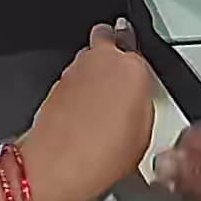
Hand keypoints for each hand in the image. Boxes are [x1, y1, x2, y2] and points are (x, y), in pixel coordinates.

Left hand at [19, 20, 157, 200]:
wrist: (60, 163)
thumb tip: (137, 103)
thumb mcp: (144, 134)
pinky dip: (77, 86)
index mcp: (131, 66)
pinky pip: (72, 76)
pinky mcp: (56, 81)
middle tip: (118, 74)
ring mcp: (75, 68)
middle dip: (111, 47)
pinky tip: (82, 111)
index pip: (138, 52)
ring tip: (99, 99)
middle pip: (106, 36)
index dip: (138, 68)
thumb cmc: (103, 153)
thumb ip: (142, 104)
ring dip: (92, 69)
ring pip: (86, 56)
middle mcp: (100, 59)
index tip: (139, 82)